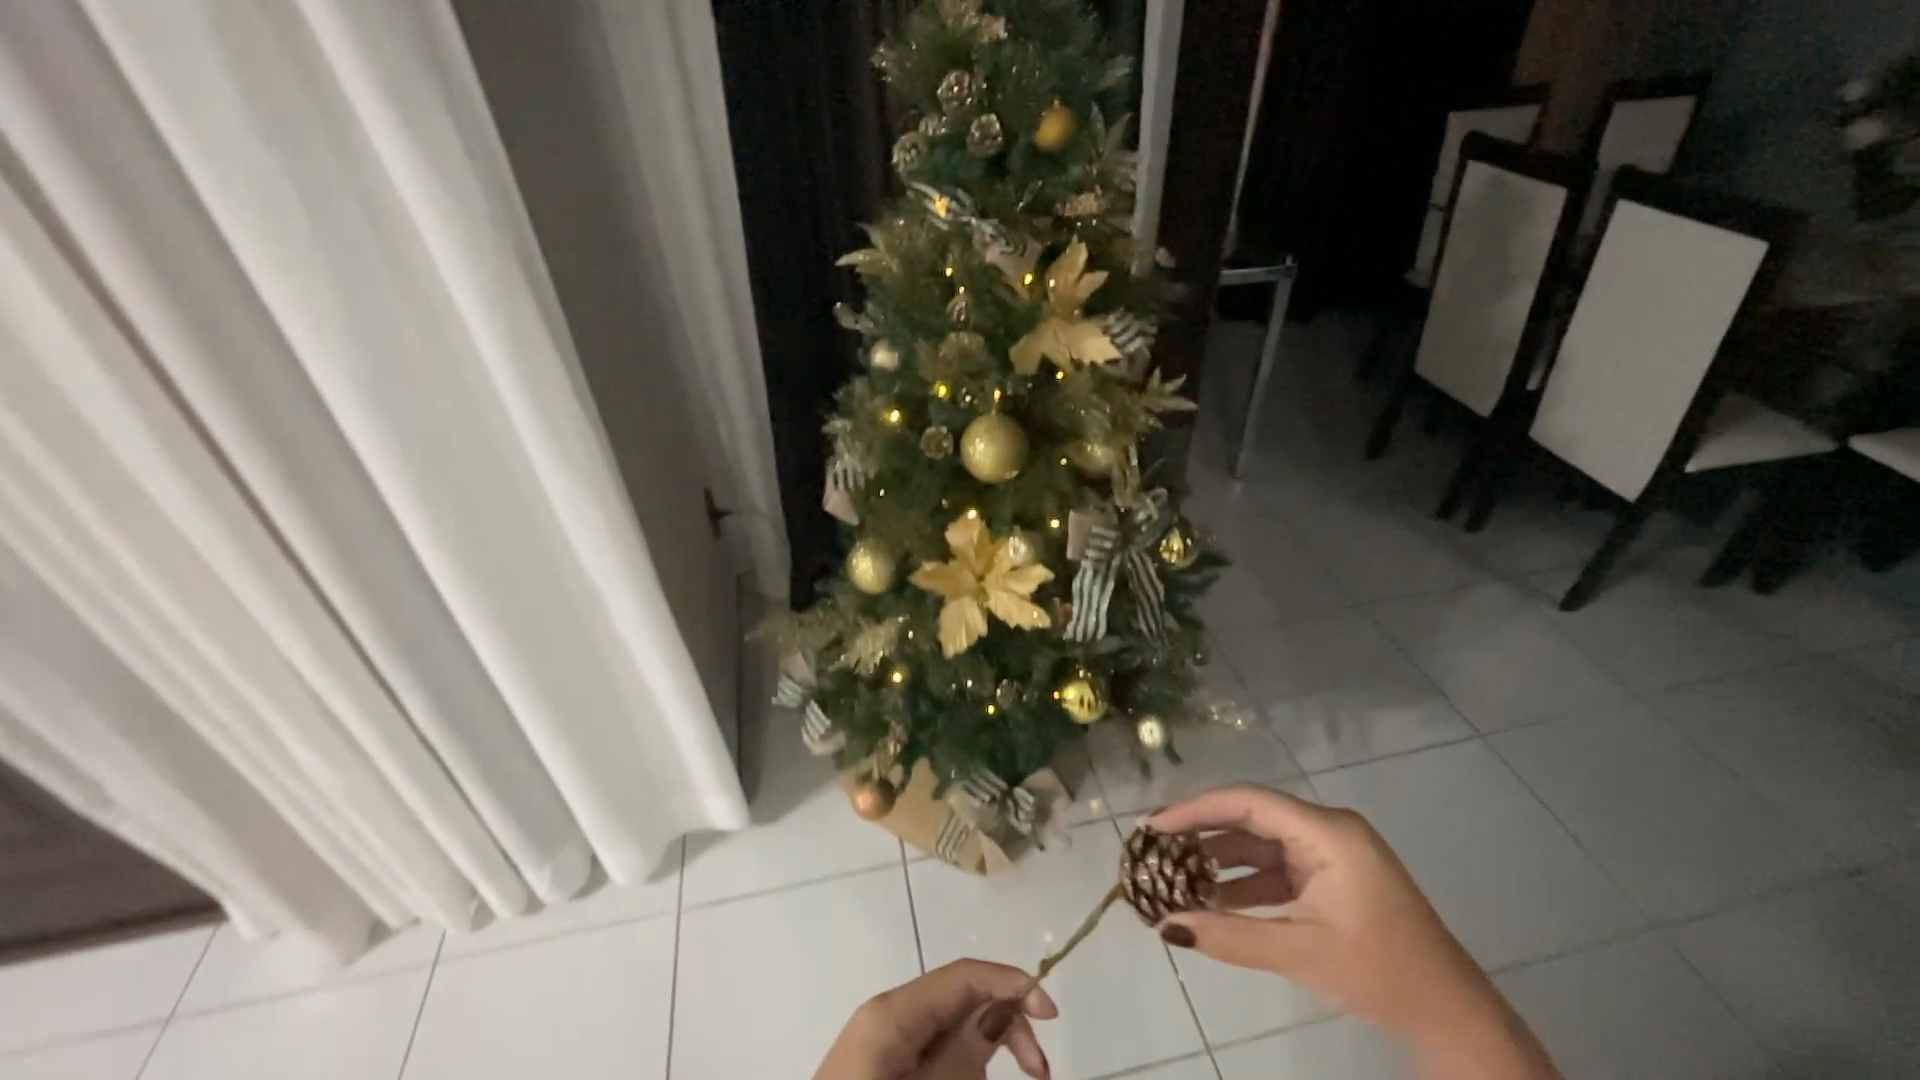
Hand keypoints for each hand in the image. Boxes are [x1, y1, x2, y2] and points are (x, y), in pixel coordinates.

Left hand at [814, 959, 1057, 1078]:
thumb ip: (968, 1049)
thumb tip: (1002, 1008)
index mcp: (894, 1012)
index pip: (965, 974)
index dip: (1013, 983)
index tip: (1052, 1015)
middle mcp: (887, 1016)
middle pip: (962, 1002)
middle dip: (1006, 1030)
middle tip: (1041, 1073)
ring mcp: (882, 1043)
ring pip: (952, 1033)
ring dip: (984, 1060)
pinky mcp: (882, 1067)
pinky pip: (933, 1056)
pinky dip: (959, 1070)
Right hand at [1148, 787, 1554, 1079]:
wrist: (1448, 1011)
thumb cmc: (1379, 971)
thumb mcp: (1300, 952)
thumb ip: (1229, 935)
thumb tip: (1165, 926)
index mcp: (1328, 832)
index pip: (1249, 803)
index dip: (1197, 810)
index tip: (1154, 826)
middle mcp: (1327, 831)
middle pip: (1251, 817)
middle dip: (1202, 832)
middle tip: (1155, 846)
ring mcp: (1331, 854)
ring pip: (1261, 843)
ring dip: (1220, 860)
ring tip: (1174, 874)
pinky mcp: (1331, 878)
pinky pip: (1276, 868)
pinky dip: (1244, 882)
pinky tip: (1211, 898)